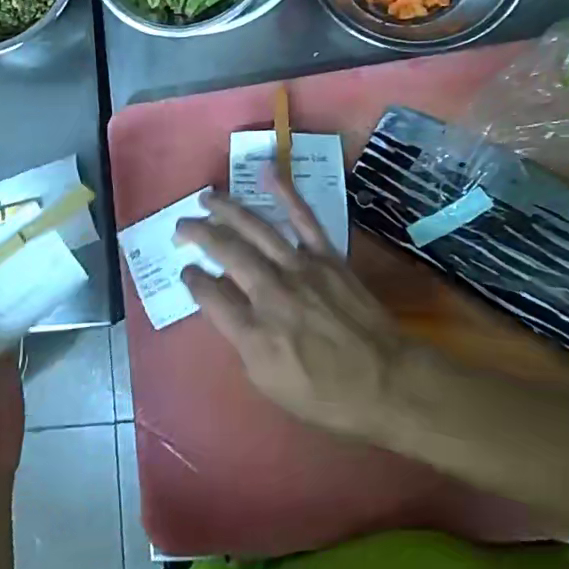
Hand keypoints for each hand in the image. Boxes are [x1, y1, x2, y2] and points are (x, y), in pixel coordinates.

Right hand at [174, 174, 421, 438]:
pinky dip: (285, 192)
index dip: (192, 279)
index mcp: (253, 332)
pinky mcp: (327, 257)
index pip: (209, 294)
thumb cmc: (326, 395)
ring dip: (227, 209)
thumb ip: (242, 342)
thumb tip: (227, 310)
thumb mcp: (269, 384)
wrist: (387, 381)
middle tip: (181, 227)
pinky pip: (303, 218)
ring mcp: (301, 269)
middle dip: (198, 234)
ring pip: (256, 228)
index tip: (186, 271)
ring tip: (207, 198)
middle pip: (225, 252)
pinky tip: (267, 172)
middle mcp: (271, 293)